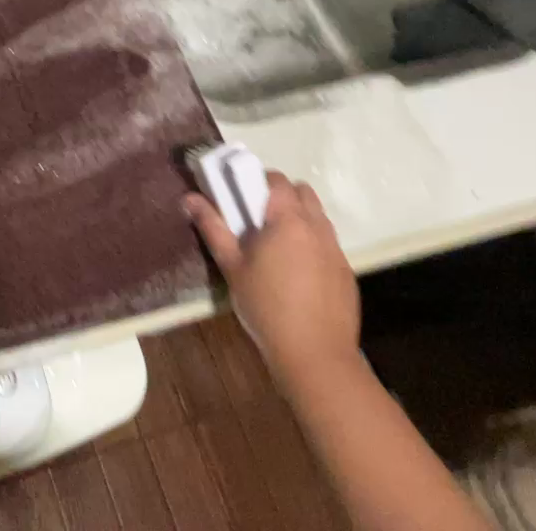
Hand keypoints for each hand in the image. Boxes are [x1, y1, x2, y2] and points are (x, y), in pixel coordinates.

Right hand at [183, 171, 359, 386]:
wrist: (315, 355)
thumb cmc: (266, 306)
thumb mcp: (231, 266)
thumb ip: (213, 227)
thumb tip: (189, 198)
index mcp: (288, 220)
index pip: (277, 180)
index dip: (259, 181)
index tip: (241, 197)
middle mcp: (317, 228)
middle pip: (304, 192)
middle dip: (281, 196)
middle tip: (257, 219)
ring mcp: (336, 250)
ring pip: (318, 217)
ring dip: (299, 218)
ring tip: (276, 246)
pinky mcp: (346, 272)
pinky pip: (328, 243)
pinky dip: (312, 244)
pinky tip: (297, 273)